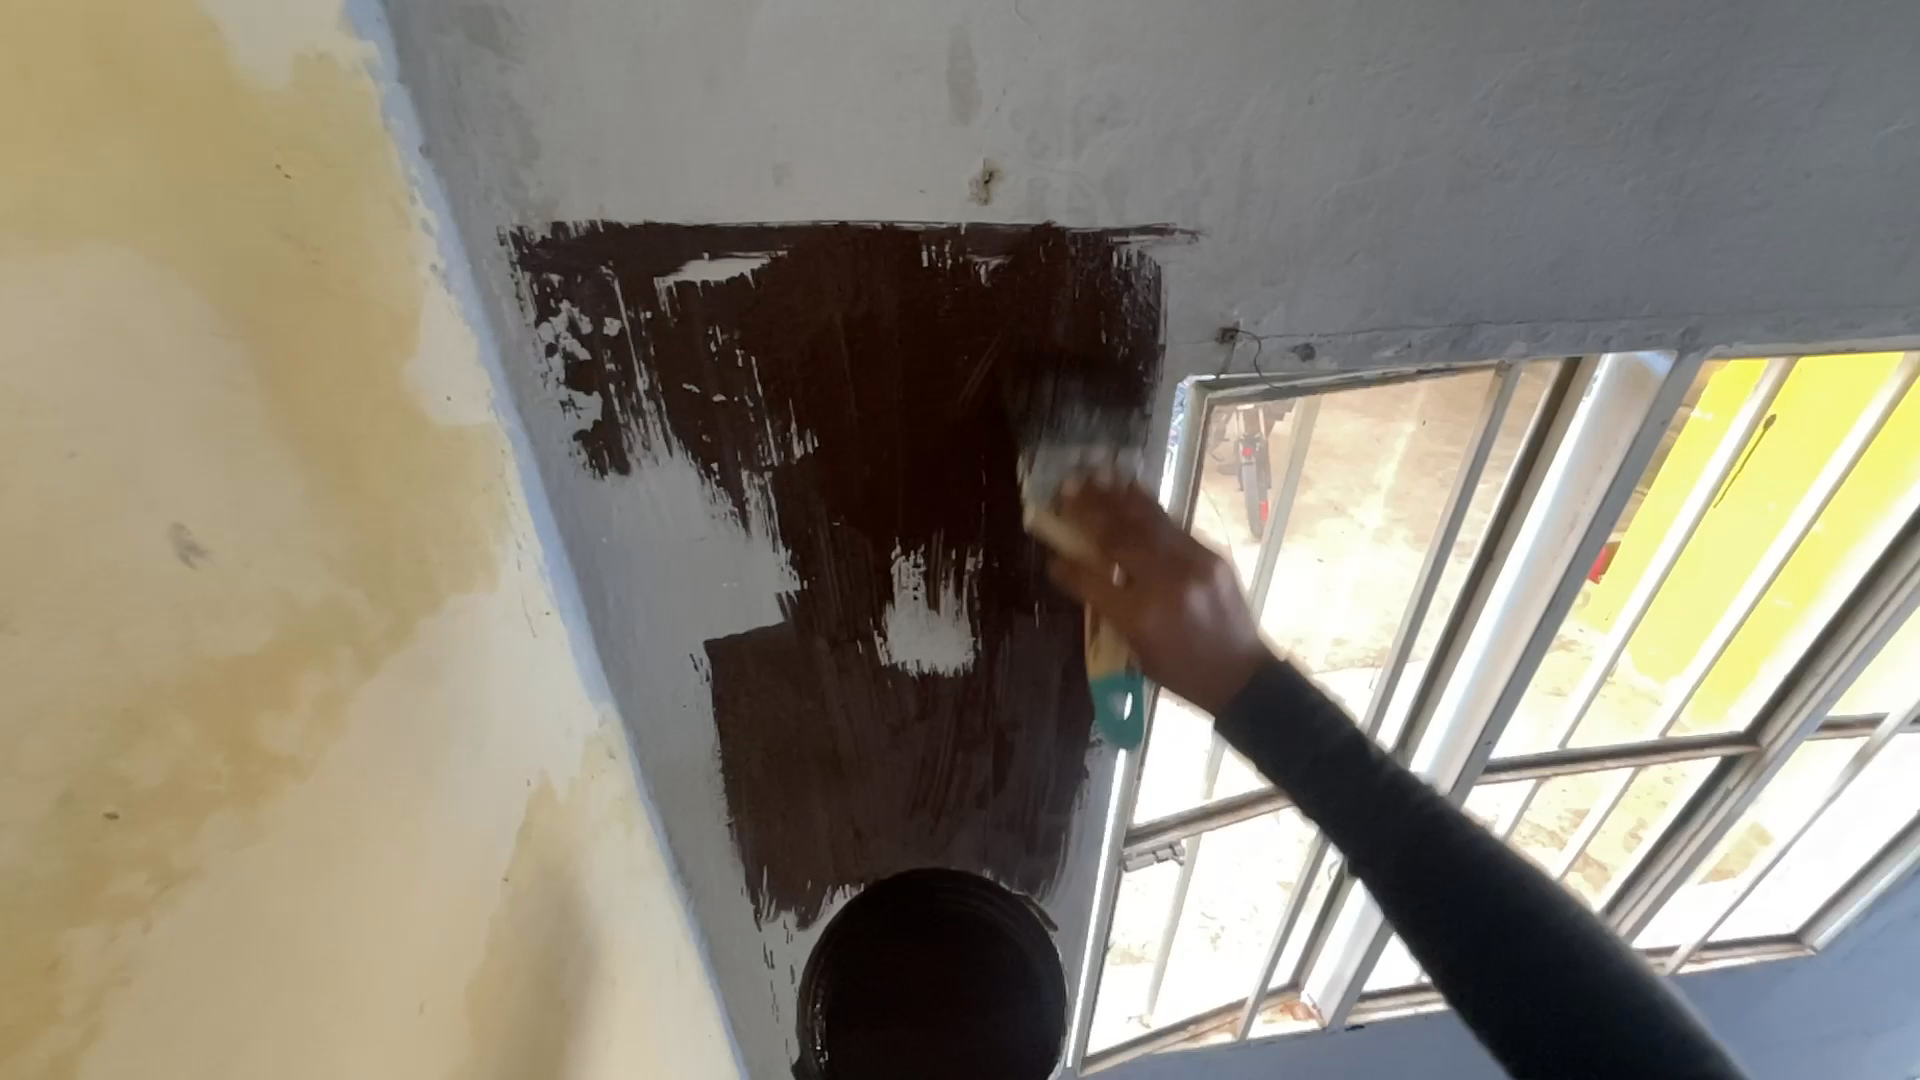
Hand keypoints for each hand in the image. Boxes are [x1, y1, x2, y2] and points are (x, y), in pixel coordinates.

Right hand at [1044, 474, 1272, 713]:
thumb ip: (1108, 608)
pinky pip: (1171, 525)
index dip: (1069, 567)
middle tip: (1066, 489)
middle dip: (1089, 511)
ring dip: (1116, 497)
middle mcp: (1166, 584)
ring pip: (1147, 521)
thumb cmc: (1181, 670)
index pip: (1093, 581)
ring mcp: (1193, 564)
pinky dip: (1145, 507)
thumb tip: (1077, 570)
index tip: (1051, 556)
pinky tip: (1128, 491)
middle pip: (1119, 538)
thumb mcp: (1136, 649)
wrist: (1242, 675)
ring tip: (1093, 476)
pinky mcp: (1210, 555)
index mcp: (1142, 617)